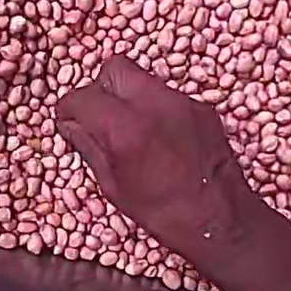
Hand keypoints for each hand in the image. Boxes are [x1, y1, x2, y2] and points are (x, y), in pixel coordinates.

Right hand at [55, 56, 264, 263]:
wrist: (221, 221)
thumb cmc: (164, 214)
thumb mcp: (114, 185)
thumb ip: (90, 147)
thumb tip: (72, 126)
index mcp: (125, 129)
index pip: (82, 97)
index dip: (69, 108)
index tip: (68, 119)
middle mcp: (154, 105)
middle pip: (113, 69)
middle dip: (99, 88)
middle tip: (97, 116)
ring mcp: (182, 102)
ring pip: (142, 79)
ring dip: (127, 97)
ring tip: (128, 129)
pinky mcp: (201, 108)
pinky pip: (166, 95)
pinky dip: (154, 108)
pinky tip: (157, 137)